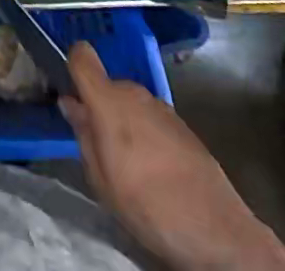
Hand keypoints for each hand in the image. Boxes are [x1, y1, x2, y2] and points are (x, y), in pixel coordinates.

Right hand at [61, 43, 284, 270]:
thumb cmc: (146, 205)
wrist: (215, 228)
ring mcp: (161, 106)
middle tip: (97, 143)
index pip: (82, 57)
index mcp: (108, 102)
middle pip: (106, 84)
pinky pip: (150, 115)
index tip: (69, 87)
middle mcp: (135, 93)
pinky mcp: (181, 122)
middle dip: (98, 105)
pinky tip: (152, 166)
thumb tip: (71, 103)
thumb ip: (83, 133)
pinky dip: (144, 130)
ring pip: (129, 101)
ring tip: (127, 161)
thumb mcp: (100, 178)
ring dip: (123, 120)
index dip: (72, 62)